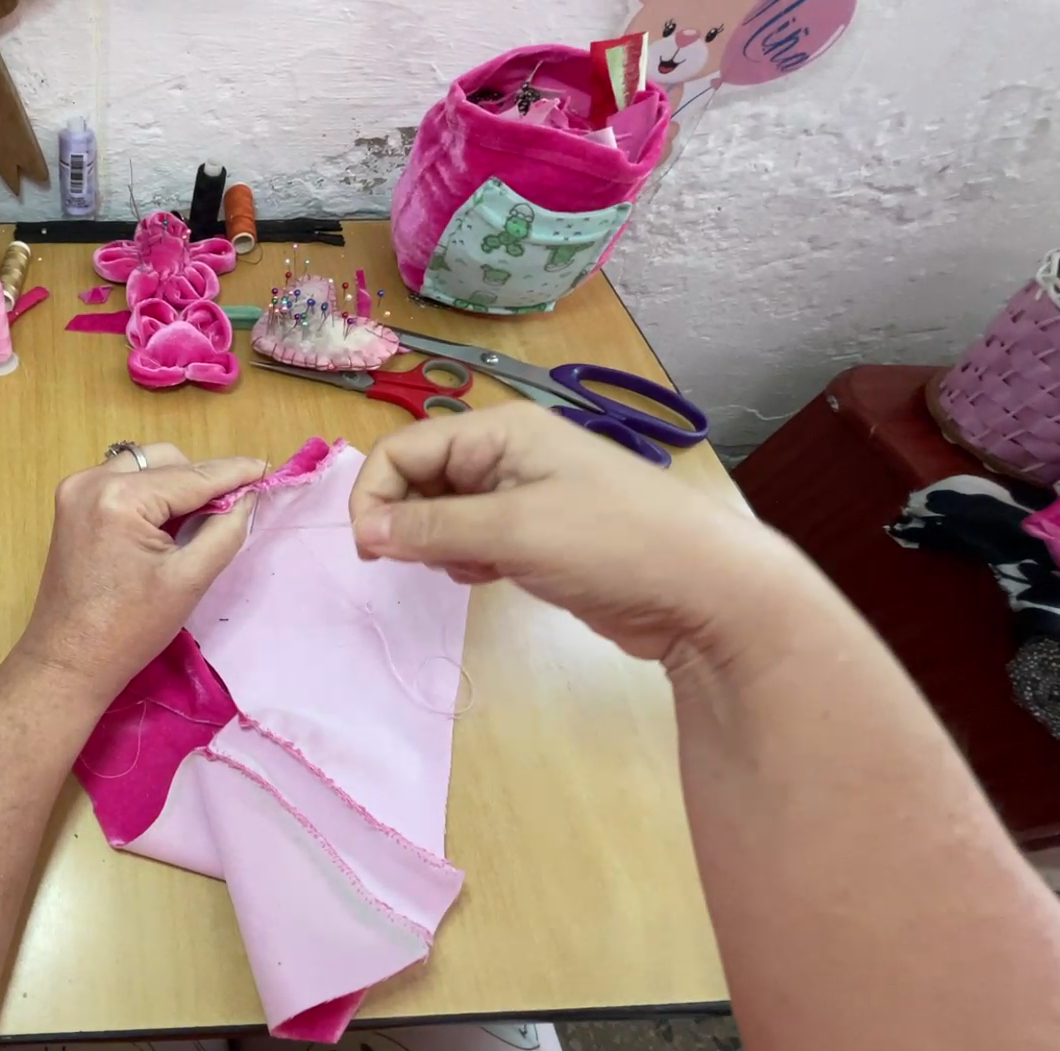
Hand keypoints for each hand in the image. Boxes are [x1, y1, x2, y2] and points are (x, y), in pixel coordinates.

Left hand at [15, 444, 264, 701]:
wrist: (67, 661)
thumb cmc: (129, 629)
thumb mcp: (188, 580)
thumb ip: (224, 530)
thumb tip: (247, 497)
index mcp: (118, 497)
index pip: (191, 476)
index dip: (233, 472)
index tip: (267, 467)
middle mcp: (91, 480)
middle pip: (165, 461)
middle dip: (200, 480)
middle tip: (229, 509)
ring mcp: (75, 491)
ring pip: (143, 467)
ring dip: (174, 485)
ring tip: (196, 521)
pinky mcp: (71, 506)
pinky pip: (122, 482)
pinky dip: (148, 495)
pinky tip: (164, 525)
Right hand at [348, 404, 808, 663]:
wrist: (710, 597)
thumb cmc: (612, 545)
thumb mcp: (512, 531)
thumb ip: (427, 527)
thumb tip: (362, 530)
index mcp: (497, 431)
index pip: (400, 450)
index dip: (374, 495)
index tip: (369, 548)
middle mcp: (500, 453)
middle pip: (414, 480)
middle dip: (406, 522)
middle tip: (421, 561)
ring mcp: (515, 492)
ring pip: (435, 513)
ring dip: (435, 544)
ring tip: (472, 566)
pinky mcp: (526, 531)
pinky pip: (463, 537)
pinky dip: (462, 559)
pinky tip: (490, 575)